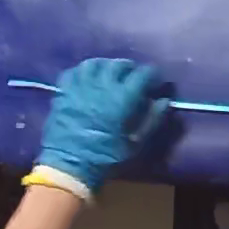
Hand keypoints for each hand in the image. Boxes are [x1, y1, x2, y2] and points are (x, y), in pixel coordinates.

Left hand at [35, 58, 169, 194]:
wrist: (70, 165)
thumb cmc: (107, 157)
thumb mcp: (136, 143)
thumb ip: (153, 119)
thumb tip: (165, 100)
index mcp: (123, 97)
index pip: (143, 73)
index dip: (153, 75)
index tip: (156, 82)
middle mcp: (103, 84)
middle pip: (119, 64)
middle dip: (130, 69)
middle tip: (134, 78)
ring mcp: (81, 85)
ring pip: (96, 63)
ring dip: (107, 66)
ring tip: (111, 74)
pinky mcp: (64, 91)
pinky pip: (74, 71)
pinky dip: (84, 72)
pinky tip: (88, 79)